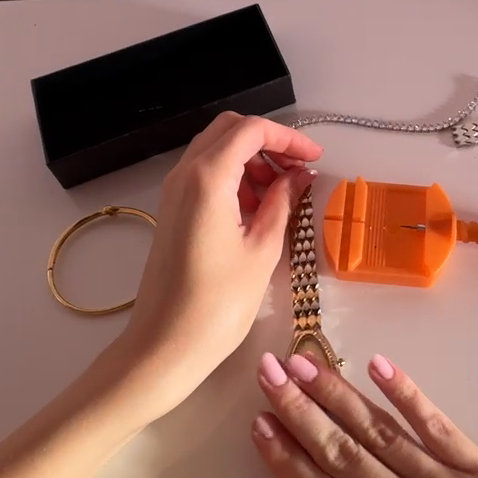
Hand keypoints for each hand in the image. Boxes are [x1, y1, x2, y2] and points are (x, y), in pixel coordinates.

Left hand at [117, 113, 321, 418]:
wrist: (163, 347)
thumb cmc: (218, 304)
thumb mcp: (262, 249)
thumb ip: (283, 201)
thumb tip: (301, 175)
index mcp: (208, 178)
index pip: (252, 130)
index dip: (288, 137)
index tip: (314, 157)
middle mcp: (185, 173)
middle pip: (231, 130)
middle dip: (269, 142)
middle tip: (298, 170)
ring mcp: (174, 190)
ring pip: (217, 149)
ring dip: (252, 159)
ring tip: (282, 193)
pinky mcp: (172, 209)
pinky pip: (205, 172)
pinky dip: (234, 176)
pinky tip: (256, 207)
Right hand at [251, 351, 477, 477]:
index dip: (287, 461)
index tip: (259, 425)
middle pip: (343, 456)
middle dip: (300, 412)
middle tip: (269, 373)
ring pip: (380, 433)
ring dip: (338, 396)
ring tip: (305, 364)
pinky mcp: (477, 464)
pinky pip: (434, 425)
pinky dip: (405, 394)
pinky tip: (378, 365)